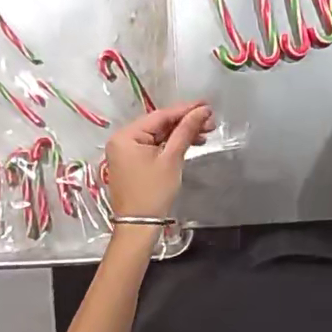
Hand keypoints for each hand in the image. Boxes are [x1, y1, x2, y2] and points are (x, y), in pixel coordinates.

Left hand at [105, 102, 214, 218]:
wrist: (138, 226)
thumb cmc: (153, 192)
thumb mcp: (171, 159)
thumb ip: (185, 132)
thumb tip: (202, 111)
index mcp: (126, 136)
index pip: (160, 116)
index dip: (185, 110)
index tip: (207, 105)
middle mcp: (122, 140)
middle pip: (158, 125)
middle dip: (184, 122)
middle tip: (210, 121)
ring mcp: (125, 152)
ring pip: (157, 136)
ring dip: (180, 134)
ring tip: (204, 133)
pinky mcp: (132, 163)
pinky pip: (153, 147)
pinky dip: (170, 145)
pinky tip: (188, 143)